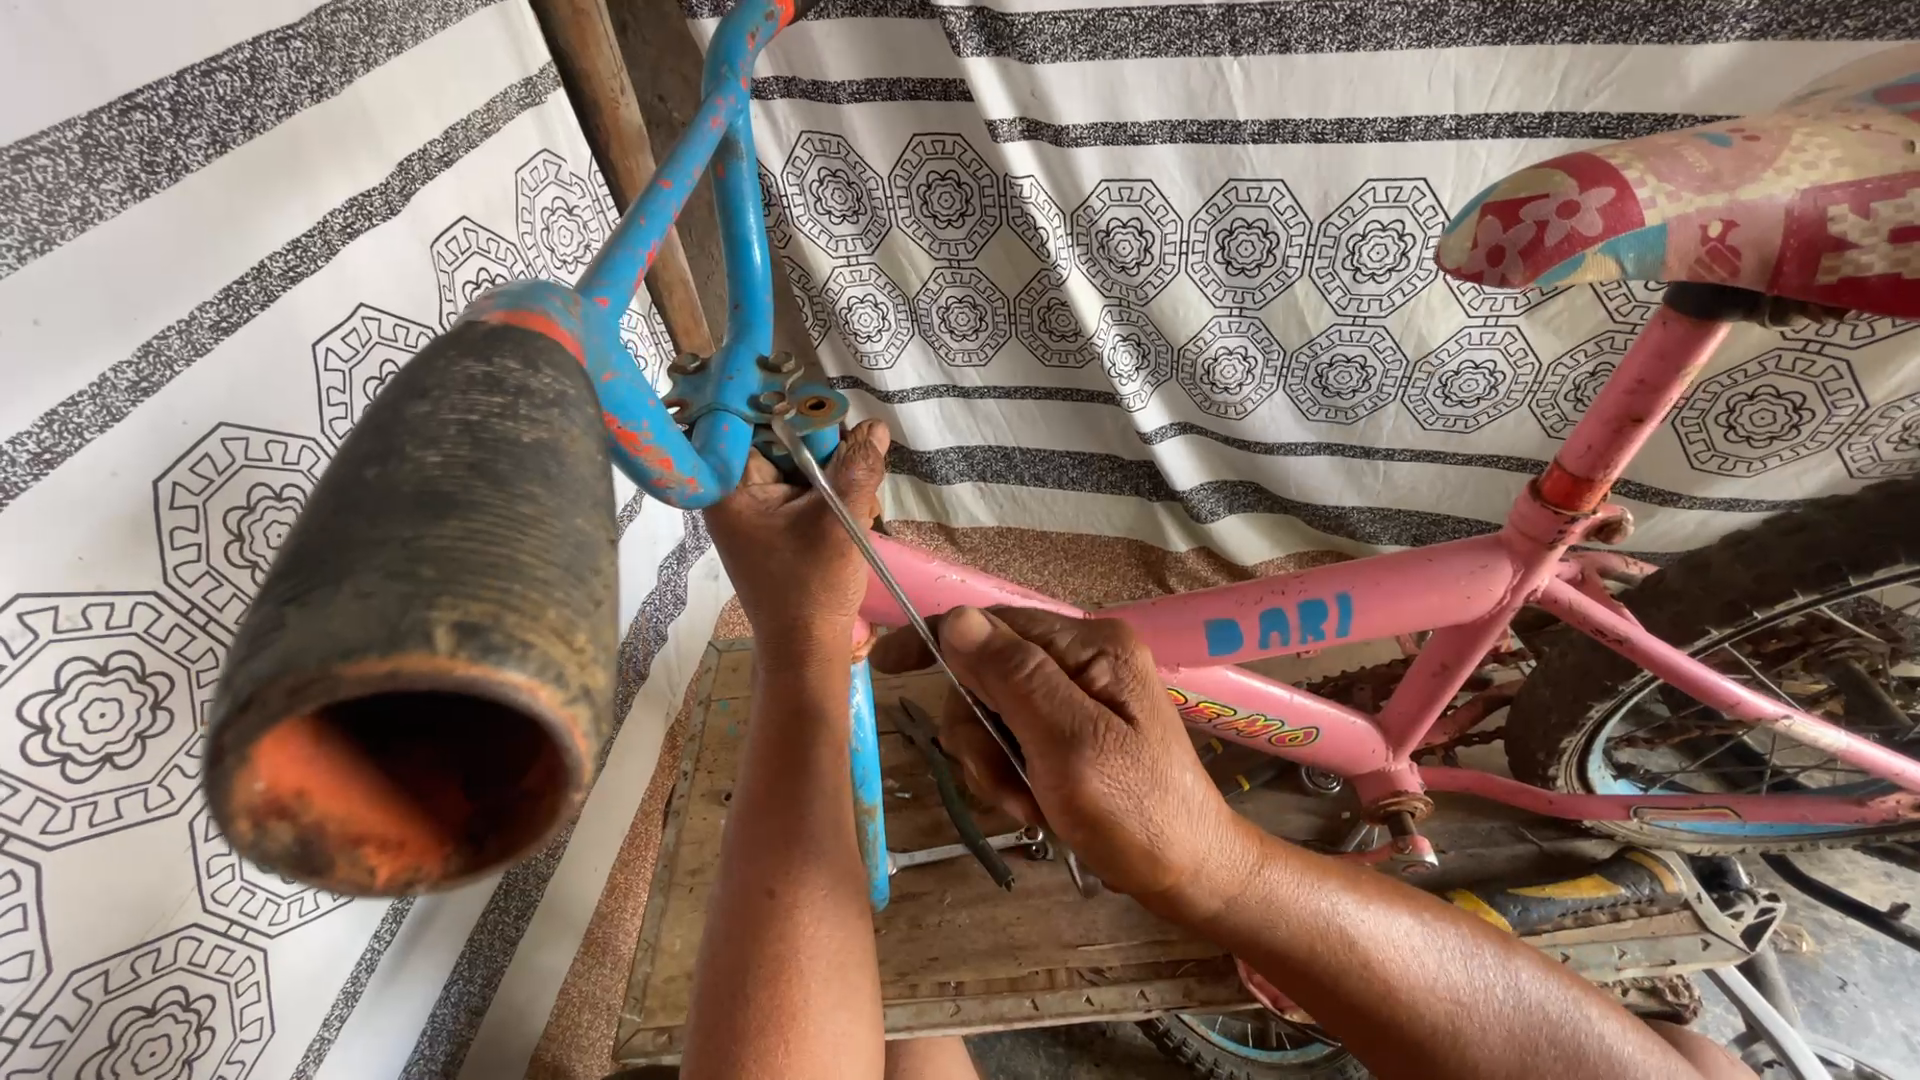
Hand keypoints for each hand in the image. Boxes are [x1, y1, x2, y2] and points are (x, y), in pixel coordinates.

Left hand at [703, 419, 890, 650]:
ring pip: (797, 465)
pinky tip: (855, 511)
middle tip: (857, 458)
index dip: (788, 410)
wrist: (808, 649)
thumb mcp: (839, 521)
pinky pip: (803, 490)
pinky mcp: (775, 526)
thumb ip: (858, 468)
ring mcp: (756, 511)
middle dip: (822, 447)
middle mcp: (735, 493)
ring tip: (863, 497)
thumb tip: (876, 427)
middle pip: (778, 440)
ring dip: (834, 473)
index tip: (827, 409)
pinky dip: (830, 494)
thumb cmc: (813, 588)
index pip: (750, 421)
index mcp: (730, 488)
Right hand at [871, 606, 1244, 909]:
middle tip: (1002, 785)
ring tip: (1027, 804)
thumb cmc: (1138, 814)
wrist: (1191, 875)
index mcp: (1089, 646)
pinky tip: (1036, 805)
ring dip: (994, 762)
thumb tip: (957, 619)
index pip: (991, 625)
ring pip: (992, 711)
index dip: (937, 641)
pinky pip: (1012, 738)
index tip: (886, 664)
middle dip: (980, 733)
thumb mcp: (1071, 745)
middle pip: (986, 673)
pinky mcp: (1072, 729)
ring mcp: (1078, 695)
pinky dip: (1010, 774)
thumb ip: (1014, 678)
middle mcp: (1082, 658)